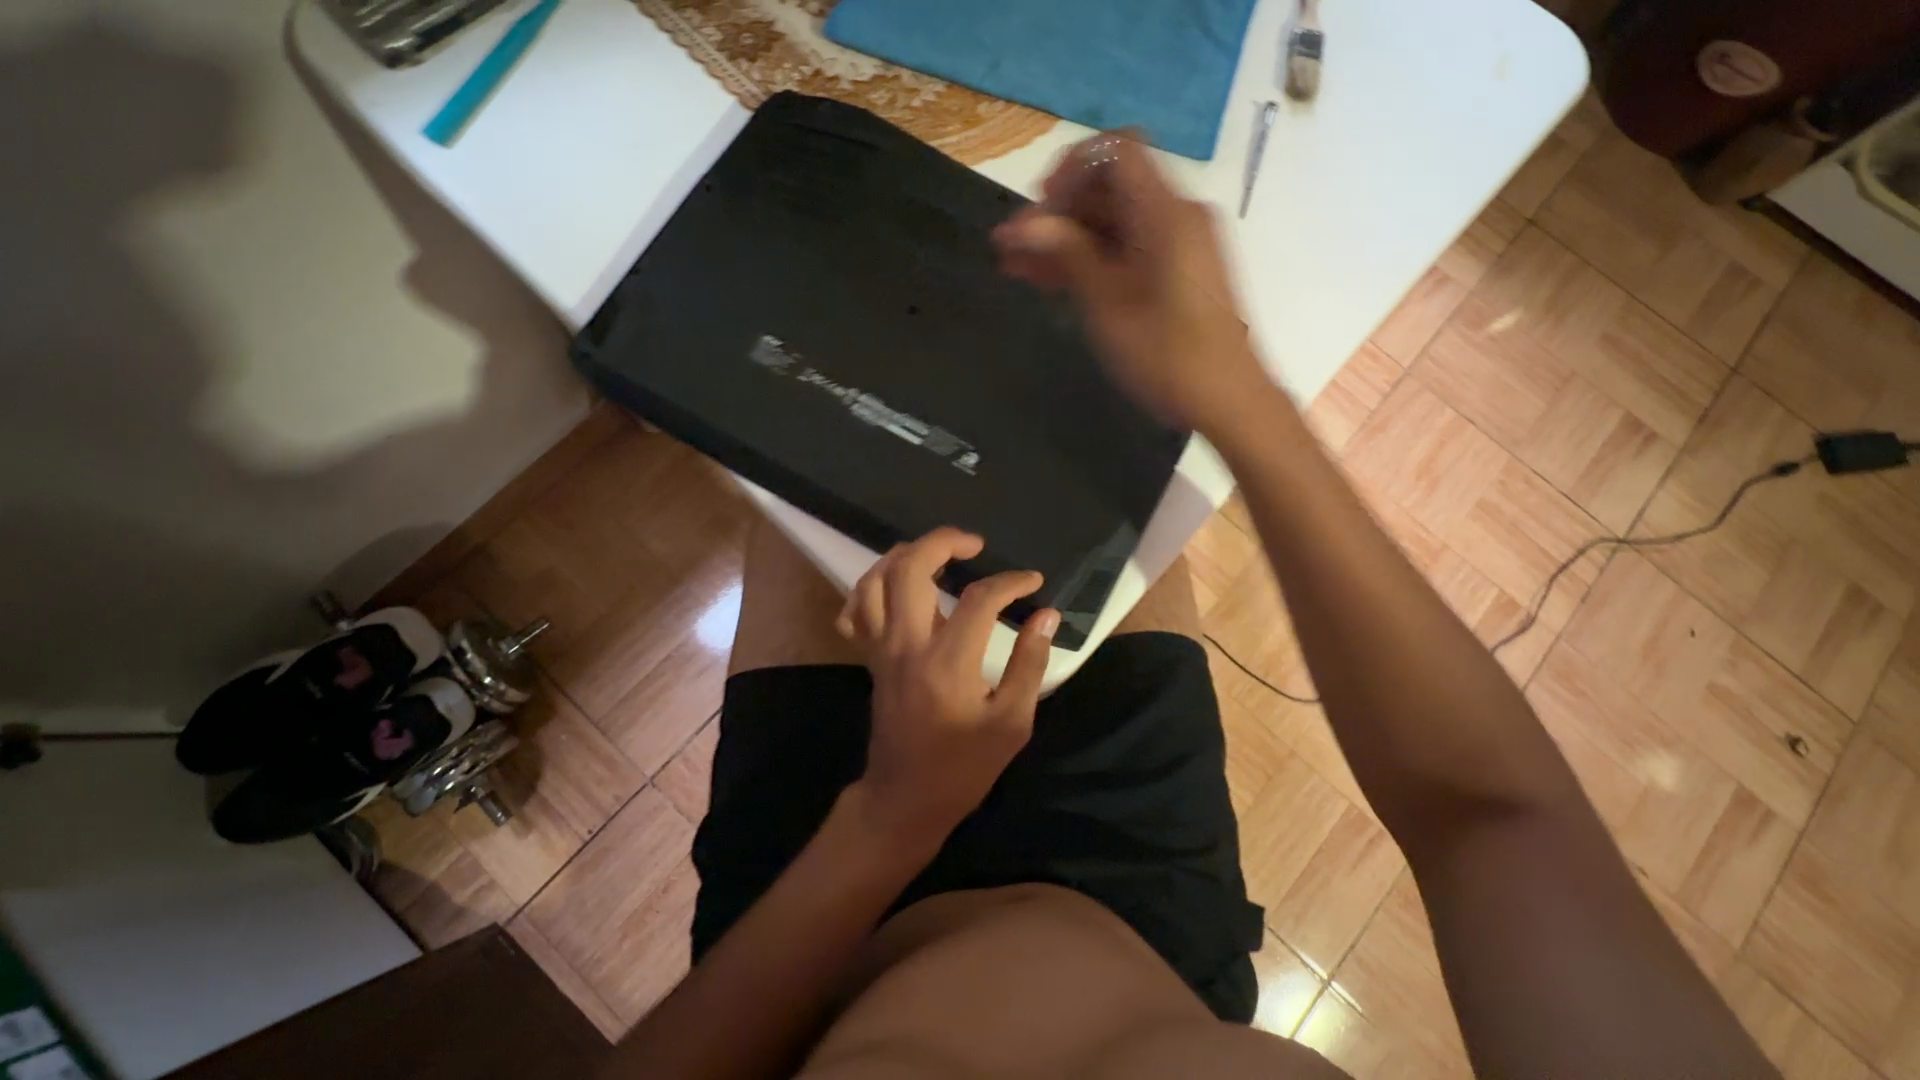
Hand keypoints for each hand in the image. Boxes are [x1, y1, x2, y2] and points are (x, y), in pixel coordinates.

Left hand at [835, 527, 1058, 836]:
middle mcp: (907, 645)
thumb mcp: (1011, 723)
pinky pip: (855, 612)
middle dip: (943, 542)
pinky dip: (870, 589)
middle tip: (974, 544)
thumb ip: (1029, 664)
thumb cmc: (964, 767)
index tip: (1033, 583)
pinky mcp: (870, 660)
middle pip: (910, 569)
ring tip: (935, 553)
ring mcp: (881, 650)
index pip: (979, 598)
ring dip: (903, 556)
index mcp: (947, 662)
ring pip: (874, 581)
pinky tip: (894, 588)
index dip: (1011, 582)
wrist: (905, 799)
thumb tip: (1047, 616)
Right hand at [991, 133, 1275, 436]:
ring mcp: (1178, 243)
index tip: (1040, 207)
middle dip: (1057, 212)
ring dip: (1064, 240)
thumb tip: (1023, 224)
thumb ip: (1067, 255)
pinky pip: (1126, 248)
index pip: (1116, 150)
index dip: (1071, 169)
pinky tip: (1046, 280)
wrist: (1228, 401)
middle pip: (1109, 187)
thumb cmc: (1168, 356)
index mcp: (1166, 212)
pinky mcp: (1176, 270)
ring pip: (1112, 221)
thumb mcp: (1107, 306)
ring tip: (1014, 267)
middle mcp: (1176, 214)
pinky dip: (1090, 259)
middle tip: (1010, 248)